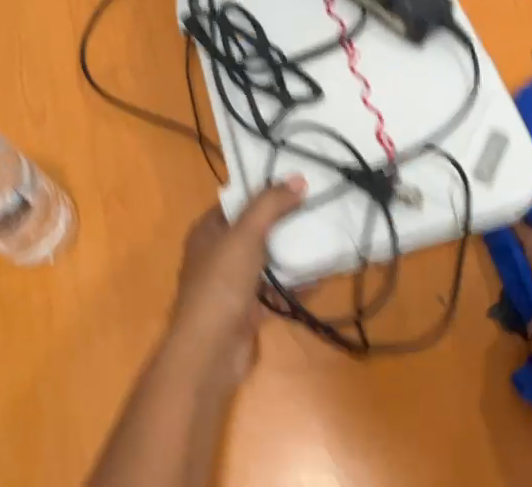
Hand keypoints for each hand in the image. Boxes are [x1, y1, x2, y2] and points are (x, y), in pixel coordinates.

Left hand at [162, 176, 306, 393]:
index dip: (264, 192)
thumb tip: (297, 178)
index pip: (237, 203)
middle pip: (255, 232)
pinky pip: (275, 292)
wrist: (209, 352)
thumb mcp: (245, 236)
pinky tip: (320, 278)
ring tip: (324, 239)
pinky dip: (294, 287)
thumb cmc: (221, 284)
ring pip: (267, 263)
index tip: (297, 183)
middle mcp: (217, 255)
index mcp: (207, 232)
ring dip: (292, 255)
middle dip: (284, 224)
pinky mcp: (248, 311)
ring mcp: (232, 286)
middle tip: (317, 209)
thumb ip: (270, 206)